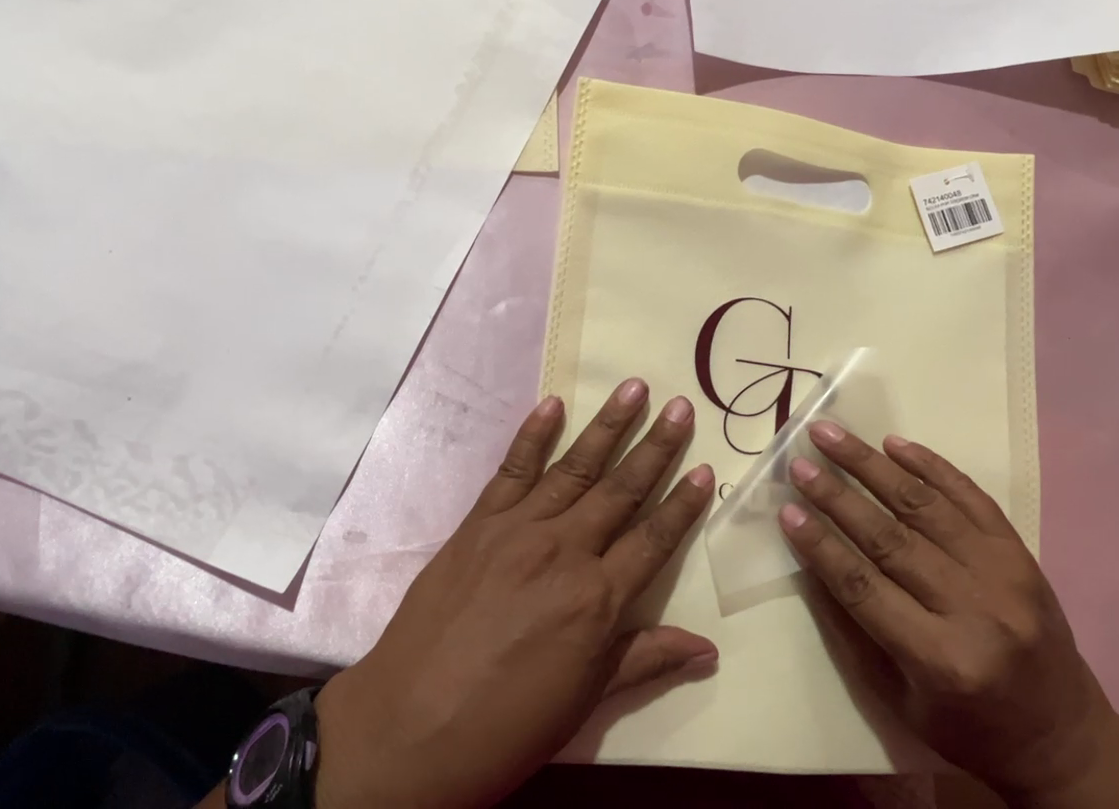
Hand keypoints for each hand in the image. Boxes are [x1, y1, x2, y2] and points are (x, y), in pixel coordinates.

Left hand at [311, 380, 716, 808]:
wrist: (408, 729)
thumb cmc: (507, 726)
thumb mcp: (586, 701)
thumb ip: (646, 661)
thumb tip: (709, 648)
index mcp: (597, 599)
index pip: (654, 539)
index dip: (683, 504)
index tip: (708, 467)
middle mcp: (564, 551)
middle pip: (621, 490)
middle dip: (656, 447)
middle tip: (682, 406)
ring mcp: (517, 531)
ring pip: (574, 468)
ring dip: (608, 426)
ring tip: (635, 389)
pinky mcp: (477, 525)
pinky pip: (510, 471)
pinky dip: (532, 436)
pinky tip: (552, 405)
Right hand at [780, 423, 1118, 808]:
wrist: (1063, 738)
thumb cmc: (969, 728)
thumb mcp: (899, 699)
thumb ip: (854, 630)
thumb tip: (812, 562)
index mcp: (942, 660)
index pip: (863, 588)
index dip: (821, 546)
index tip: (786, 509)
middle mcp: (976, 610)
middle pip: (891, 540)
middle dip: (837, 496)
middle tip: (799, 463)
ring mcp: (1005, 575)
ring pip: (926, 507)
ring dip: (873, 466)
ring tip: (832, 435)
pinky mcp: (1022, 554)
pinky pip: (972, 498)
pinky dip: (932, 466)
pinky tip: (896, 444)